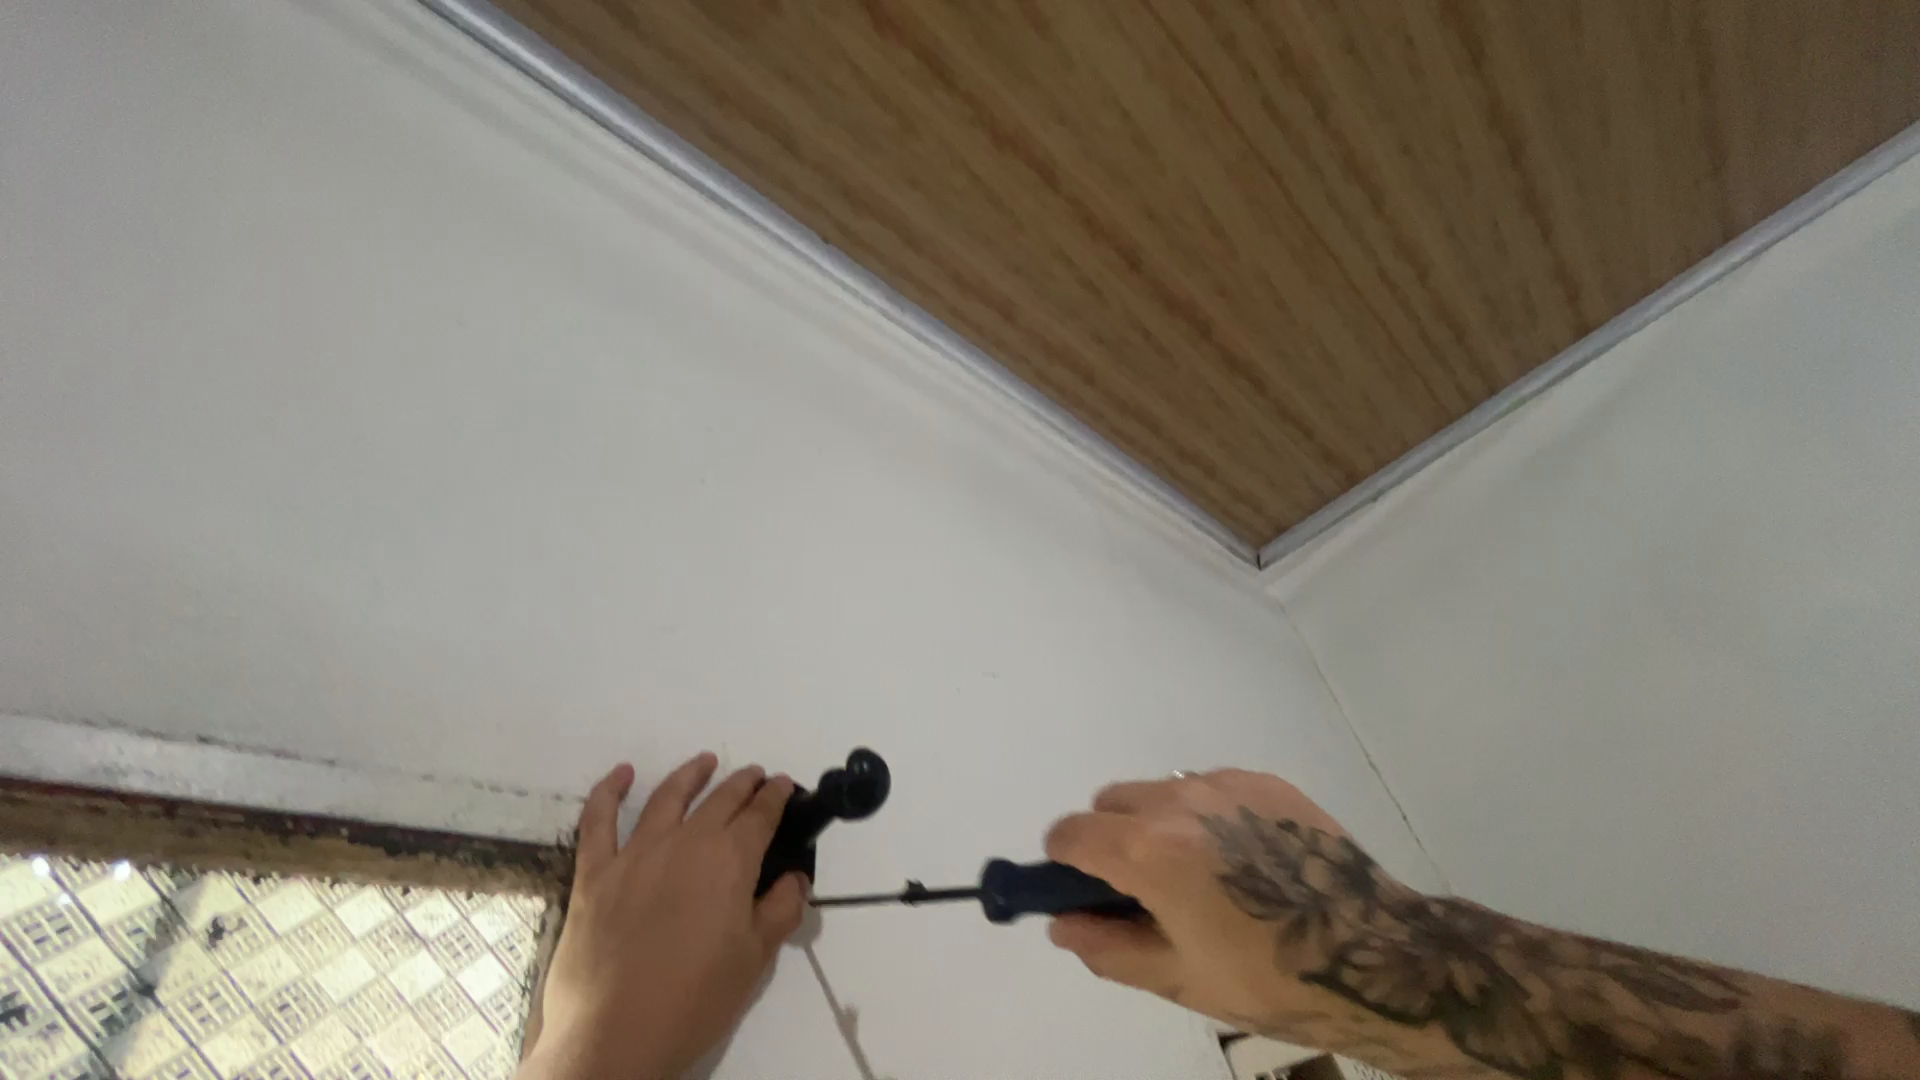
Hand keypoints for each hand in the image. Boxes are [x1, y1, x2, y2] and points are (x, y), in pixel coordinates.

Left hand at [519, 754, 807, 1079]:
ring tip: (705, 762)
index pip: (761, 815)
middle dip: (744, 783)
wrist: (614, 1040)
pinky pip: (598, 822)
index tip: (784, 787)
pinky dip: (609, 792)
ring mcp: (636, 854)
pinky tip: (621, 774)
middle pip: (721, 799)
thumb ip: (782, 909)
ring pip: (668, 797)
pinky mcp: (594, 873)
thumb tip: (795, 878)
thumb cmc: (695, 1000)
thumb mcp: (755, 959)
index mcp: (730, 860)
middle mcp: (686, 842)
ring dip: (691, 775)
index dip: (776, 796)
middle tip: (756, 776)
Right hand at [1044, 768, 1402, 1034]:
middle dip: (1109, 838)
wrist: (1377, 955)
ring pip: (1157, 790)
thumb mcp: (1178, 977)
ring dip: (1156, 821)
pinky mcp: (1260, 780)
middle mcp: (1176, 801)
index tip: (1081, 886)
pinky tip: (1242, 856)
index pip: (1071, 832)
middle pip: (1109, 802)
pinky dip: (1202, 813)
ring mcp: (1221, 784)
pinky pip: (1205, 786)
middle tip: (1145, 886)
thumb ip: (1106, 947)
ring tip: (1203, 871)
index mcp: (1147, 851)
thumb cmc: (1268, 977)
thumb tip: (1061, 924)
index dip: (1064, 860)